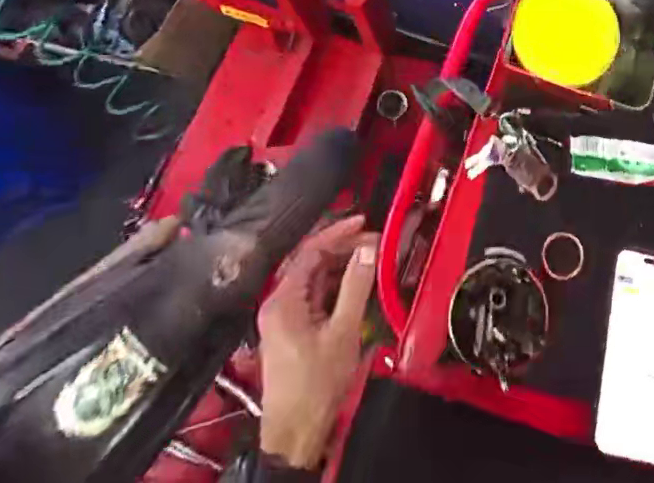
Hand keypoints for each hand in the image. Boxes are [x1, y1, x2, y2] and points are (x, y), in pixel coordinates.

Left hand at [257, 215, 378, 468]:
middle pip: (310, 263)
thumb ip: (356, 286)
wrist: (296, 431)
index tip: (364, 221)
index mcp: (283, 301)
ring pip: (315, 278)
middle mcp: (278, 304)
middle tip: (375, 241)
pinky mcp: (294, 330)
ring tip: (372, 257)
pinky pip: (316, 294)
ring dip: (342, 264)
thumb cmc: (317, 381)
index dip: (337, 233)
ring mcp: (284, 318)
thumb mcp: (342, 331)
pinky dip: (338, 283)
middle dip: (343, 247)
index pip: (309, 252)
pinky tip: (358, 281)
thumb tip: (369, 248)